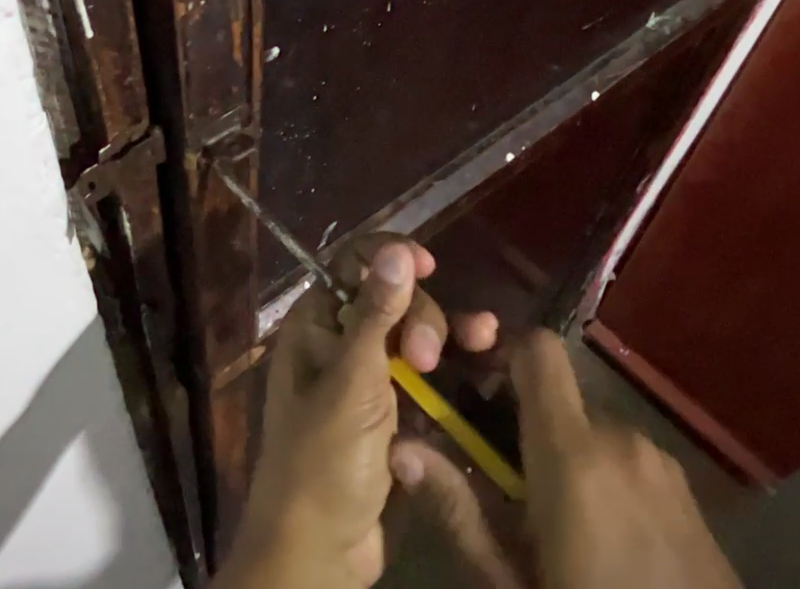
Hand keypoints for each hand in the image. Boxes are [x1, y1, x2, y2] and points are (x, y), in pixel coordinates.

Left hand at [218, 236, 498, 588]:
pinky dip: (452, 365)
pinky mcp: (392, 412)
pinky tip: (482, 358)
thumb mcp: (351, 383)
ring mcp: (367, 378)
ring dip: (448, 331)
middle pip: (391, 299)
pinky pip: (425, 375)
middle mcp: (338, 343)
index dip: (387, 256)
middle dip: (421, 315)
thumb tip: (394, 249)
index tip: (427, 265)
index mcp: (314, 327)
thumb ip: (375, 315)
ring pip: (414, 335)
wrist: (319, 549)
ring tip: (484, 338)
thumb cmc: (323, 460)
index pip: (350, 266)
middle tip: (425, 359)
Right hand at [391, 330, 739, 588]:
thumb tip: (402, 448)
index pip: (538, 352)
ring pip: (594, 434)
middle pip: (559, 400)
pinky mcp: (694, 496)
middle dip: (526, 426)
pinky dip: (606, 481)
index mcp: (573, 453)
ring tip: (554, 526)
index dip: (504, 354)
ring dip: (567, 458)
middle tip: (504, 484)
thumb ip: (458, 509)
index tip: (475, 388)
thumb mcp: (510, 582)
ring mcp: (665, 467)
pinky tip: (605, 544)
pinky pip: (630, 463)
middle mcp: (622, 441)